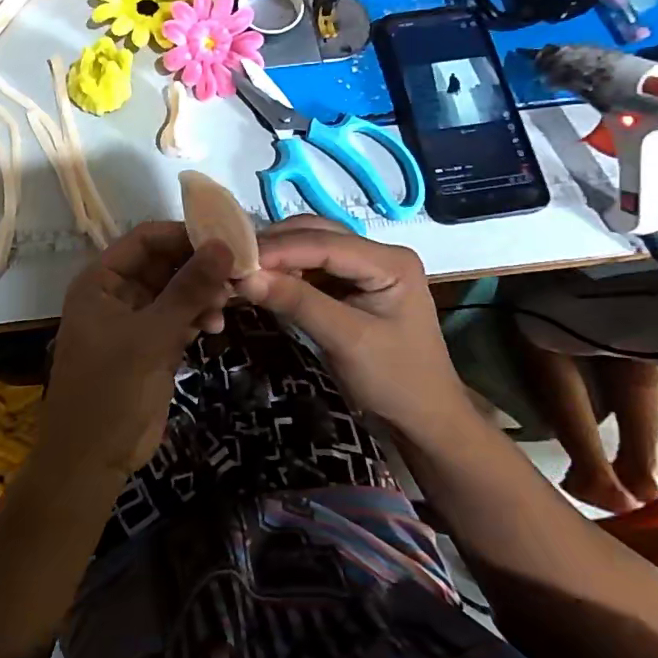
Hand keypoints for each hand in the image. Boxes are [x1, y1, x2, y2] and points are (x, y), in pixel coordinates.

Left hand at [40, 222, 234, 474]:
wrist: (93, 459)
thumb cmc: (112, 389)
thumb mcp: (152, 335)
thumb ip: (189, 289)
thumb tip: (224, 246)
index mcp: (102, 281)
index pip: (146, 240)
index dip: (184, 236)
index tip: (227, 241)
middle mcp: (117, 294)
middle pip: (165, 263)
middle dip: (199, 268)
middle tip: (236, 276)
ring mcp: (136, 320)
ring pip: (176, 291)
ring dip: (202, 294)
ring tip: (226, 307)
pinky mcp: (152, 345)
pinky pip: (180, 317)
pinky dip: (198, 317)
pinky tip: (215, 327)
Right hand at [237, 216, 470, 436]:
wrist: (424, 421)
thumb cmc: (395, 381)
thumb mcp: (347, 341)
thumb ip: (298, 302)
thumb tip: (246, 277)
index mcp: (390, 260)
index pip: (326, 242)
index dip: (279, 248)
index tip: (236, 259)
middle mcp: (379, 255)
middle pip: (318, 235)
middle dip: (276, 247)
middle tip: (233, 262)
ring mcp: (366, 270)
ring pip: (312, 249)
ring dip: (279, 258)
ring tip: (242, 271)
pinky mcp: (352, 288)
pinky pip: (313, 270)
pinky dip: (287, 273)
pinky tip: (263, 282)